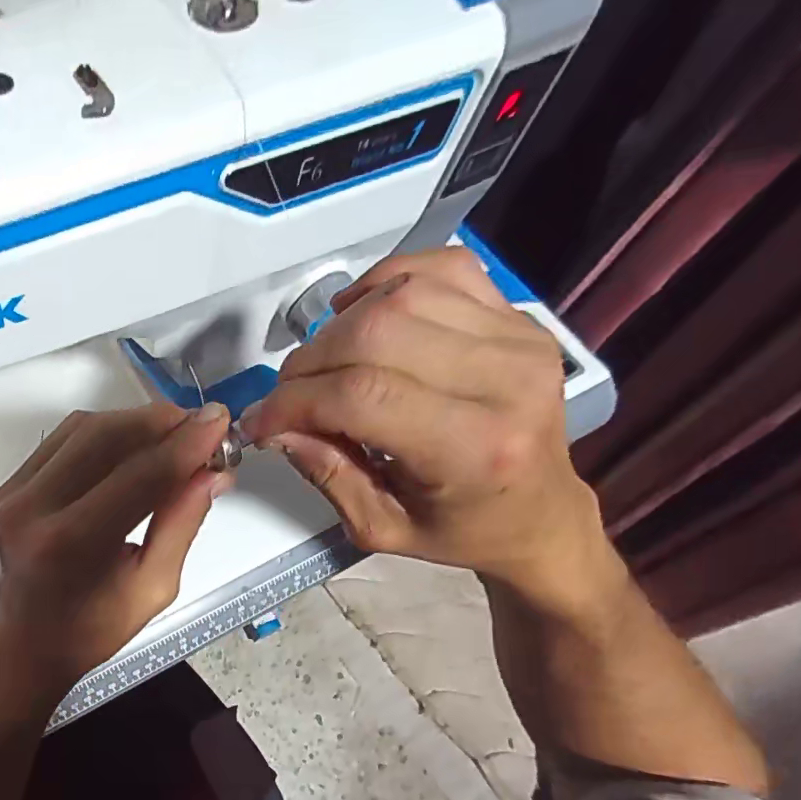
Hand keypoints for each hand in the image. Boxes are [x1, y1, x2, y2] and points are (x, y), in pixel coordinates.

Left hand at [0, 402, 232, 701]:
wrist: (29, 644)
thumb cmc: (92, 630)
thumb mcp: (153, 587)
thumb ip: (181, 523)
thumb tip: (213, 471)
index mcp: (69, 545)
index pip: (139, 475)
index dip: (186, 444)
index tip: (219, 423)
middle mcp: (32, 510)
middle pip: (105, 437)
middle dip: (160, 422)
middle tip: (200, 425)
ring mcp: (12, 495)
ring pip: (82, 429)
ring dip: (133, 421)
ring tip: (172, 433)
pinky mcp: (8, 487)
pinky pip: (61, 439)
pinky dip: (102, 431)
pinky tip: (131, 441)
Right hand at [241, 247, 617, 612]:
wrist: (540, 514)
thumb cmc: (461, 530)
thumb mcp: (379, 528)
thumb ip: (325, 473)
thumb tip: (277, 426)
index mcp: (472, 448)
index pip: (361, 395)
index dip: (293, 401)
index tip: (261, 422)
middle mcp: (504, 381)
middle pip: (375, 335)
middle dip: (308, 364)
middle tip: (289, 396)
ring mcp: (518, 339)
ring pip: (401, 296)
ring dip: (338, 328)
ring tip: (323, 364)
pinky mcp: (518, 318)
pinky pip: (442, 268)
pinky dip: (385, 281)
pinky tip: (359, 311)